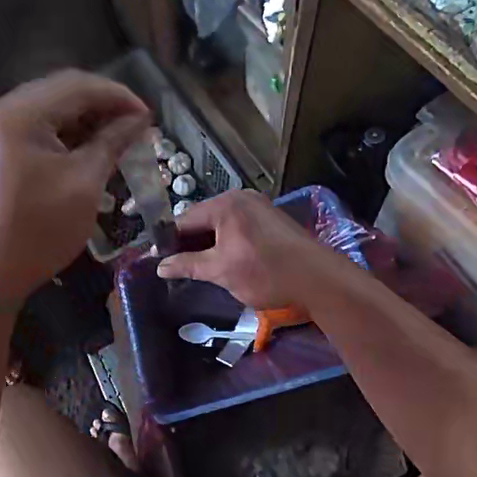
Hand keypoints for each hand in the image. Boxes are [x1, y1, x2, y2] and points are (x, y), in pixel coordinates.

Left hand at [0, 70, 150, 301]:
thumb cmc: (40, 229)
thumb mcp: (85, 183)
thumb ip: (112, 142)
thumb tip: (140, 120)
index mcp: (18, 114)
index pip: (77, 85)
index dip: (118, 96)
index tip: (150, 116)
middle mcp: (0, 110)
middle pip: (61, 92)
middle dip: (103, 106)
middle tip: (137, 126)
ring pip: (50, 109)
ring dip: (86, 120)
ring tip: (120, 138)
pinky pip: (36, 127)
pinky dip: (65, 134)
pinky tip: (91, 148)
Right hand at [155, 190, 353, 308]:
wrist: (317, 278)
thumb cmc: (264, 272)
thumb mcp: (220, 271)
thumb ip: (188, 265)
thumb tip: (160, 267)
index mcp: (225, 204)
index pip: (184, 219)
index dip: (169, 241)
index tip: (158, 260)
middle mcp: (241, 198)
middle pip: (204, 219)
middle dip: (190, 243)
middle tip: (178, 267)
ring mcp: (259, 207)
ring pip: (223, 225)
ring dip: (210, 244)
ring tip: (200, 268)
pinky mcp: (272, 220)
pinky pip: (240, 227)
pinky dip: (228, 242)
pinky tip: (226, 262)